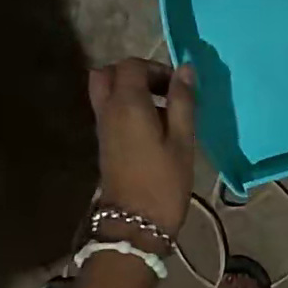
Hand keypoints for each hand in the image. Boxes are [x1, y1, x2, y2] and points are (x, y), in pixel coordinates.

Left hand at [87, 59, 196, 237]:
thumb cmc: (165, 182)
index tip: (178, 87)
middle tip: (163, 92)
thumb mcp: (182, 142)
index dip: (156, 68)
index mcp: (128, 103)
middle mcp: (108, 108)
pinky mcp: (104, 143)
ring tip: (159, 112)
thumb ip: (182, 103)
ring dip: (129, 91)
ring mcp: (103, 126)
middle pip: (110, 73)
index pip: (132, 65)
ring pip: (106, 91)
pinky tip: (151, 129)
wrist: (136, 221)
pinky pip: (109, 110)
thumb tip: (185, 69)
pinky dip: (125, 108)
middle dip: (136, 74)